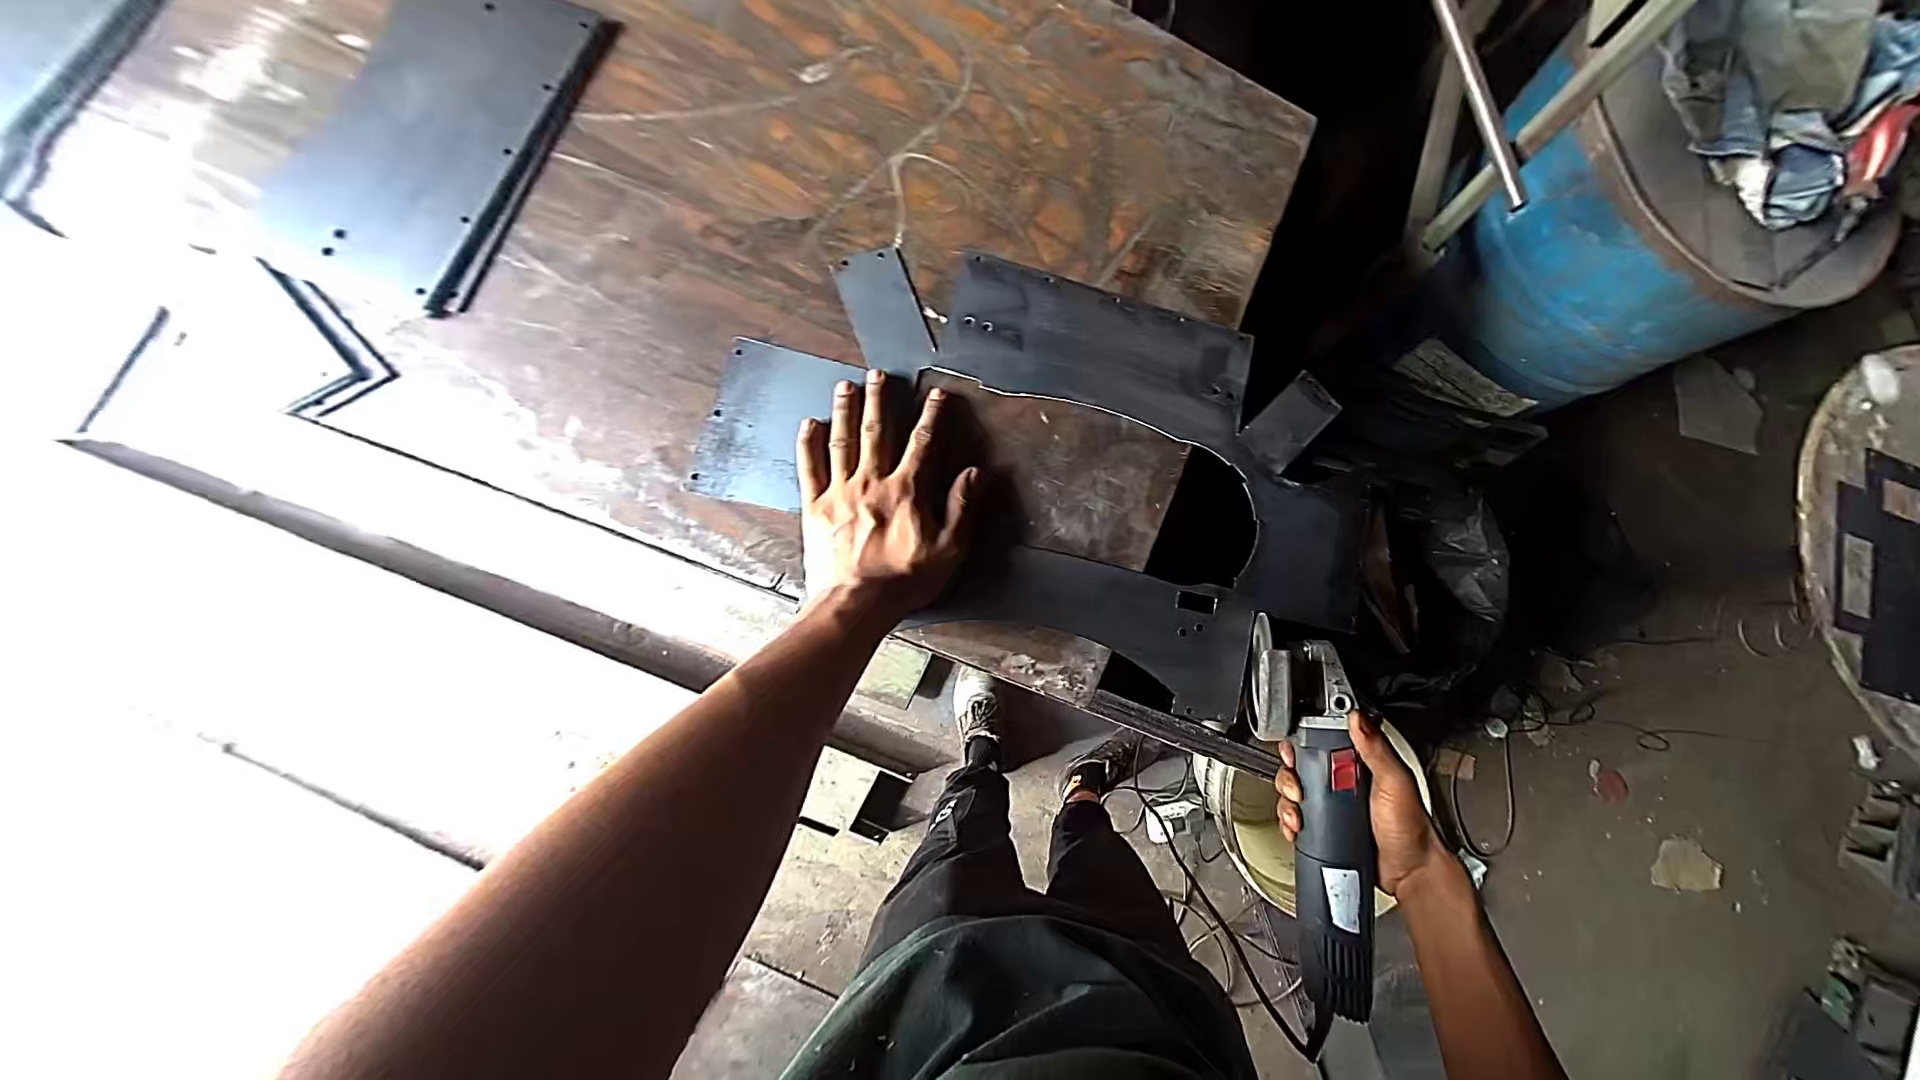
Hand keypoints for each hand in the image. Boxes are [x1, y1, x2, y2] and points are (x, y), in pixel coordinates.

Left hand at [796, 370, 975, 622]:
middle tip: (878, 375)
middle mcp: (871, 483)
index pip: (922, 444)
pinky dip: (808, 443)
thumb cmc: (900, 582)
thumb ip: (960, 508)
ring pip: (842, 441)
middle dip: (879, 400)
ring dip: (844, 411)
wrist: (854, 604)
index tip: (936, 396)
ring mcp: (839, 493)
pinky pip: (809, 467)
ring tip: (845, 386)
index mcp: (904, 492)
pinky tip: (808, 424)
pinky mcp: (815, 507)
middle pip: (876, 432)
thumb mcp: (947, 550)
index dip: (931, 416)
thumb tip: (972, 475)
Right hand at [1275, 711, 1446, 894]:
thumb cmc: (1411, 830)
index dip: (1298, 746)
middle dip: (1288, 779)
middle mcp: (1338, 782)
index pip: (1316, 744)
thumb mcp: (1395, 783)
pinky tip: (1297, 828)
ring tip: (1299, 816)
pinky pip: (1293, 819)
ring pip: (1291, 794)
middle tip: (1298, 791)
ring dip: (1286, 804)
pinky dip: (1287, 823)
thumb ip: (1376, 749)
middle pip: (1296, 769)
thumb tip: (1357, 718)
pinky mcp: (1322, 827)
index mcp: (1354, 765)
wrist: (1412, 874)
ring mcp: (1328, 805)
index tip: (1292, 755)